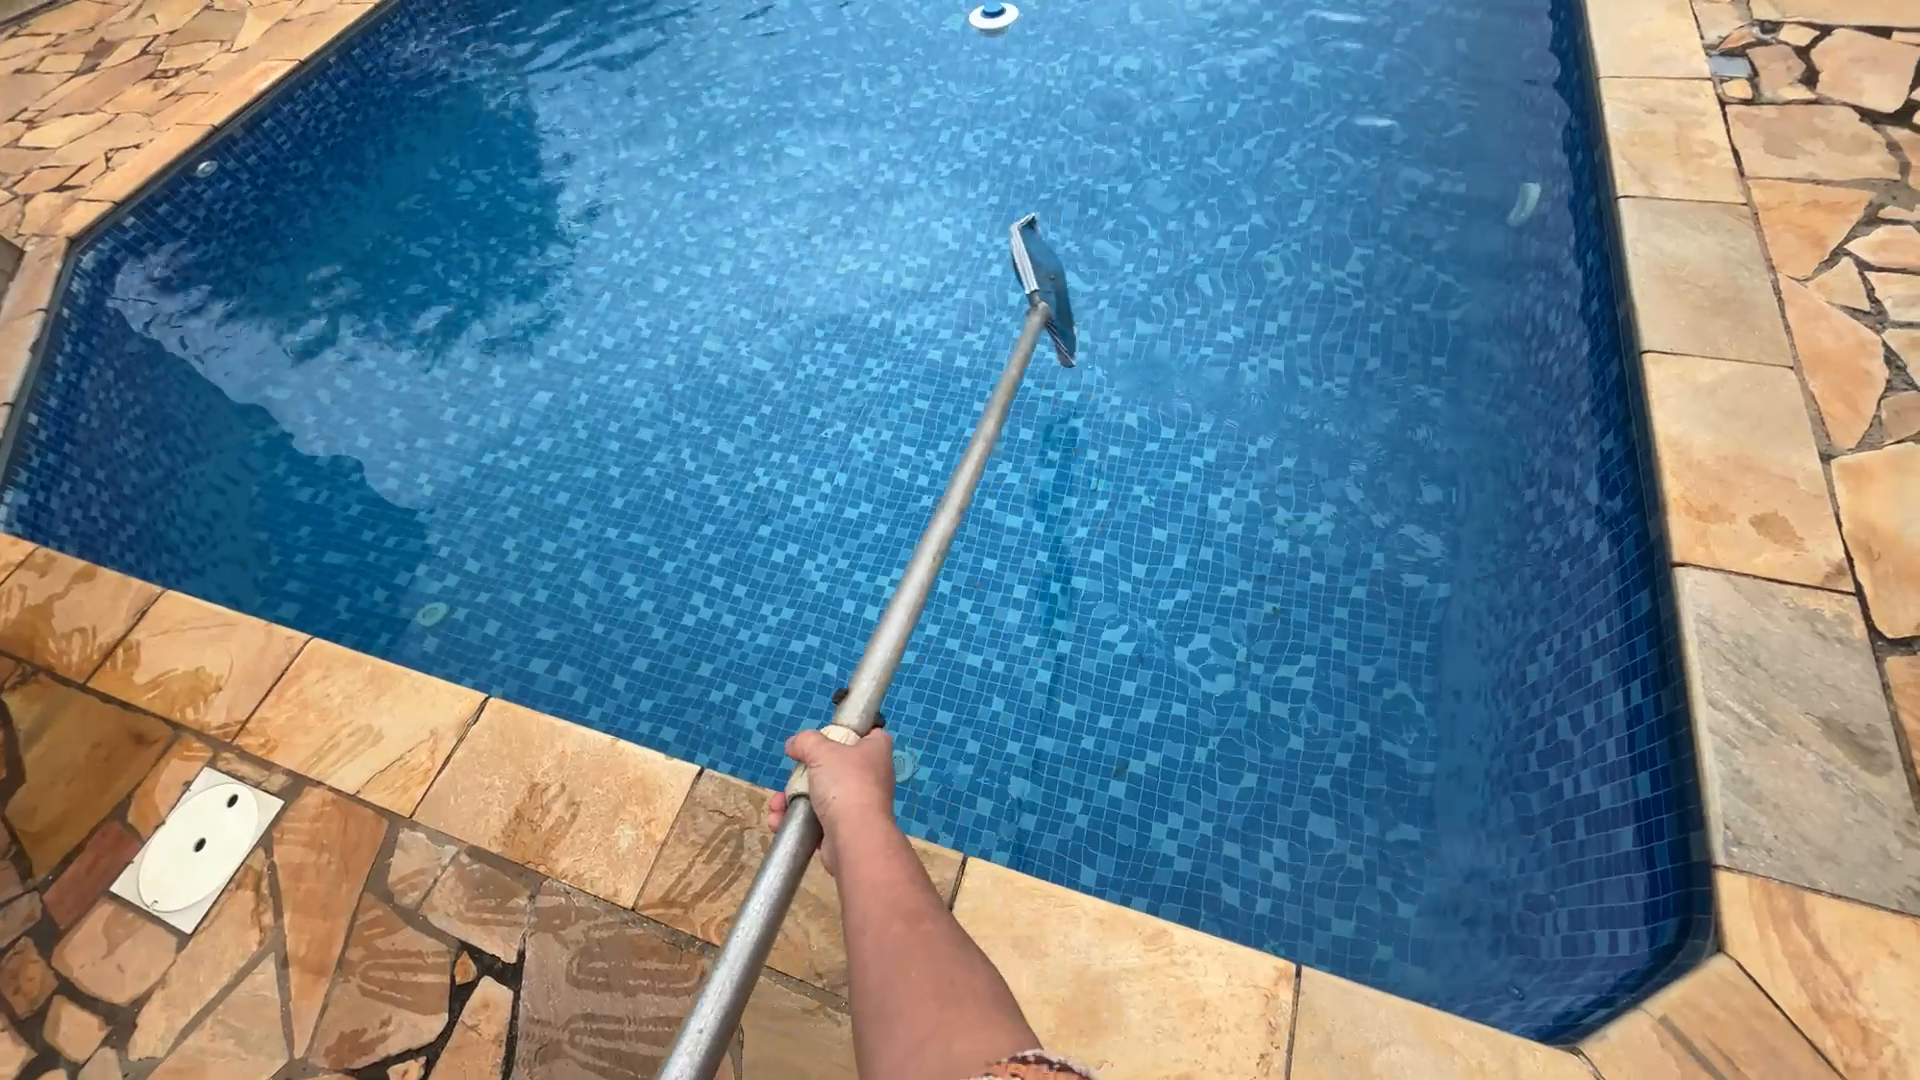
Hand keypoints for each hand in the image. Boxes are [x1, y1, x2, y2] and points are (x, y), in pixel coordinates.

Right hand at [767, 727, 896, 875]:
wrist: (854, 838)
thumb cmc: (846, 784)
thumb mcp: (822, 751)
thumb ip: (806, 741)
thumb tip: (794, 744)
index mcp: (876, 750)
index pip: (869, 732)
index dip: (850, 731)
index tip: (828, 736)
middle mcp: (872, 775)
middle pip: (836, 764)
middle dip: (804, 773)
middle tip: (793, 775)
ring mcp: (859, 803)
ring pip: (821, 793)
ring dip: (793, 798)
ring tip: (777, 805)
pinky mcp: (845, 827)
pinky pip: (817, 818)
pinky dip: (797, 819)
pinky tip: (779, 821)